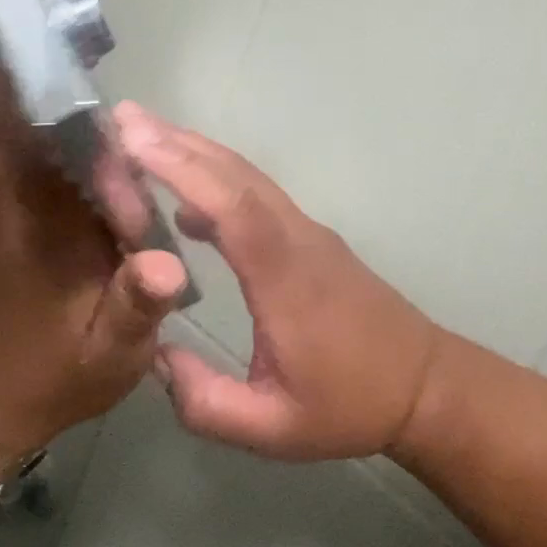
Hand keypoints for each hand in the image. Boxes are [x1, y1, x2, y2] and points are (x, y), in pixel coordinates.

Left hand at [0, 0, 187, 461]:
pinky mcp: (10, 213)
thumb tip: (163, 264)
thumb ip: (137, 307)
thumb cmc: (54, 375)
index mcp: (32, 225)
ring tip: (32, 19)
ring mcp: (4, 205)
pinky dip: (20, 106)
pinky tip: (57, 88)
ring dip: (0, 70)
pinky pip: (11, 147)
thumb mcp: (111, 355)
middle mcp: (9, 201)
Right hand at [114, 102, 444, 461]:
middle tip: (121, 118)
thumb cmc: (350, 407)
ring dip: (196, 153)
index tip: (134, 141)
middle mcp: (298, 241)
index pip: (233, 208)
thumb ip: (205, 403)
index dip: (184, 170)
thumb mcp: (272, 429)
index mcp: (286, 280)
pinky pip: (259, 196)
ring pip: (249, 178)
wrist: (424, 388)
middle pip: (237, 176)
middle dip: (177, 142)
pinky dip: (218, 181)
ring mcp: (309, 235)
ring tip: (141, 139)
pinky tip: (185, 202)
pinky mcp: (312, 240)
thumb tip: (153, 357)